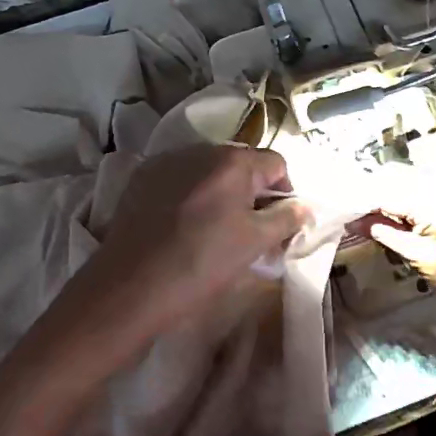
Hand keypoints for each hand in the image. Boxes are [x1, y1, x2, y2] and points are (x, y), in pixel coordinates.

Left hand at [87, 145, 309, 337]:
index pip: (276, 164)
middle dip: (250, 191)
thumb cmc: (201, 264)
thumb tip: (305, 206)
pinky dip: (189, 193)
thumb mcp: (253, 244)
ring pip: (209, 170)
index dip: (284, 192)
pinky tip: (181, 224)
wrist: (130, 286)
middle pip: (241, 164)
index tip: (277, 224)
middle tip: (247, 229)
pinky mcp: (143, 176)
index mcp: (233, 161)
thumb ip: (286, 219)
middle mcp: (202, 149)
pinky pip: (180, 177)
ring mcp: (168, 160)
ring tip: (211, 228)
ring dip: (219, 190)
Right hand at [368, 186, 435, 325]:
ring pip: (410, 183)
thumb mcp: (418, 257)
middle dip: (376, 198)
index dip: (365, 204)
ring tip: (374, 217)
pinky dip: (409, 199)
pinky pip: (426, 188)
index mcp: (435, 199)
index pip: (389, 194)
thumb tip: (355, 222)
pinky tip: (397, 215)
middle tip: (357, 216)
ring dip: (391, 197)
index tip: (346, 212)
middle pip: (398, 181)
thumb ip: (386, 234)